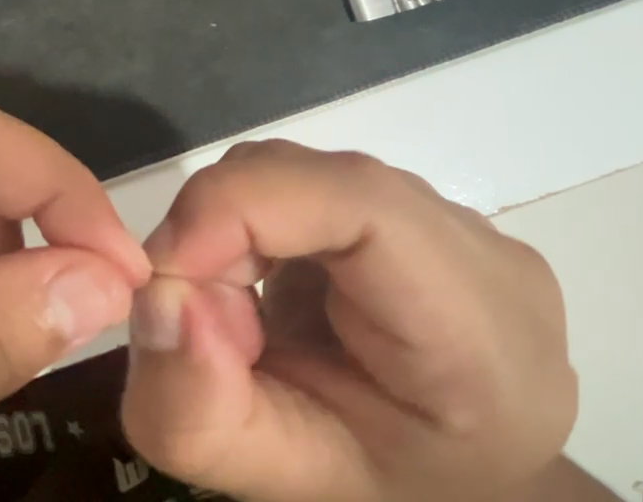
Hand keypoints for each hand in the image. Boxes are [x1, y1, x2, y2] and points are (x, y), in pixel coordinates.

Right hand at [121, 140, 580, 501]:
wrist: (437, 478)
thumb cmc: (366, 479)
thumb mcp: (268, 475)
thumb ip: (195, 409)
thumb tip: (160, 297)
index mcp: (480, 342)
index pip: (361, 202)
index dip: (240, 208)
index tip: (166, 272)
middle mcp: (482, 258)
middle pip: (312, 179)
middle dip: (216, 229)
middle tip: (191, 309)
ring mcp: (451, 222)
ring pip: (296, 171)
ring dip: (226, 225)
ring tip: (232, 308)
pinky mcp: (411, 205)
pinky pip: (299, 180)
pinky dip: (246, 221)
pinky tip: (259, 283)